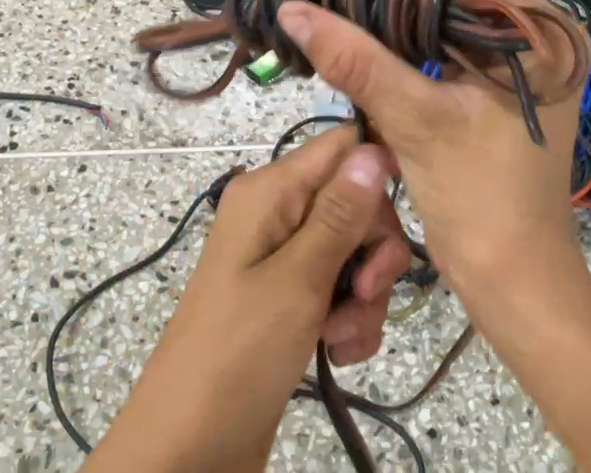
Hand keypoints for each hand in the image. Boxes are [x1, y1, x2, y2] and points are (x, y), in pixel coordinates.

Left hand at [86, 129, 409, 471]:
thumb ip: (339, 215)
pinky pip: (342, 290)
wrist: (192, 445)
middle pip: (356, 203)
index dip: (378, 173)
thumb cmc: (238, 352)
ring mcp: (284, 258)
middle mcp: (277, 213)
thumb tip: (373, 148)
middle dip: (372, 251)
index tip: (398, 220)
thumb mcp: (296, 280)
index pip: (340, 147)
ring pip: (355, 253)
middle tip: (362, 293)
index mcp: (269, 190)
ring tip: (339, 336)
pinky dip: (349, 320)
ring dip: (363, 297)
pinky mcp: (292, 298)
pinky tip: (337, 351)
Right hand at [274, 0, 586, 307]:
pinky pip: (453, 36)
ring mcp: (523, 59)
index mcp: (539, 32)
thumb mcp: (415, 122)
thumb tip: (295, 10)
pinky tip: (372, 33)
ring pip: (455, 3)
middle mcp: (540, 33)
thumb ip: (355, 61)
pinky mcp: (503, 82)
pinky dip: (413, 30)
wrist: (516, 278)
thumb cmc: (481, 202)